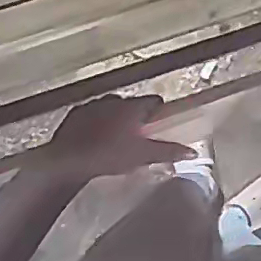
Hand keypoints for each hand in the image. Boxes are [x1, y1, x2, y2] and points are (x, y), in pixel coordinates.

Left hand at [36, 95, 193, 182]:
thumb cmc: (110, 156)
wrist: (69, 160)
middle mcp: (113, 100)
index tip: (158, 125)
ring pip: (111, 108)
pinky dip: (96, 123)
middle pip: (132, 104)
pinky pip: (92, 115)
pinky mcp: (75, 114)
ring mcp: (92, 105)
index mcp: (132, 107)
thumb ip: (169, 151)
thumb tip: (192, 152)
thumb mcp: (143, 156)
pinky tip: (95, 139)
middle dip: (136, 116)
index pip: (154, 101)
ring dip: (116, 119)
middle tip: (138, 137)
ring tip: (116, 139)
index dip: (158, 112)